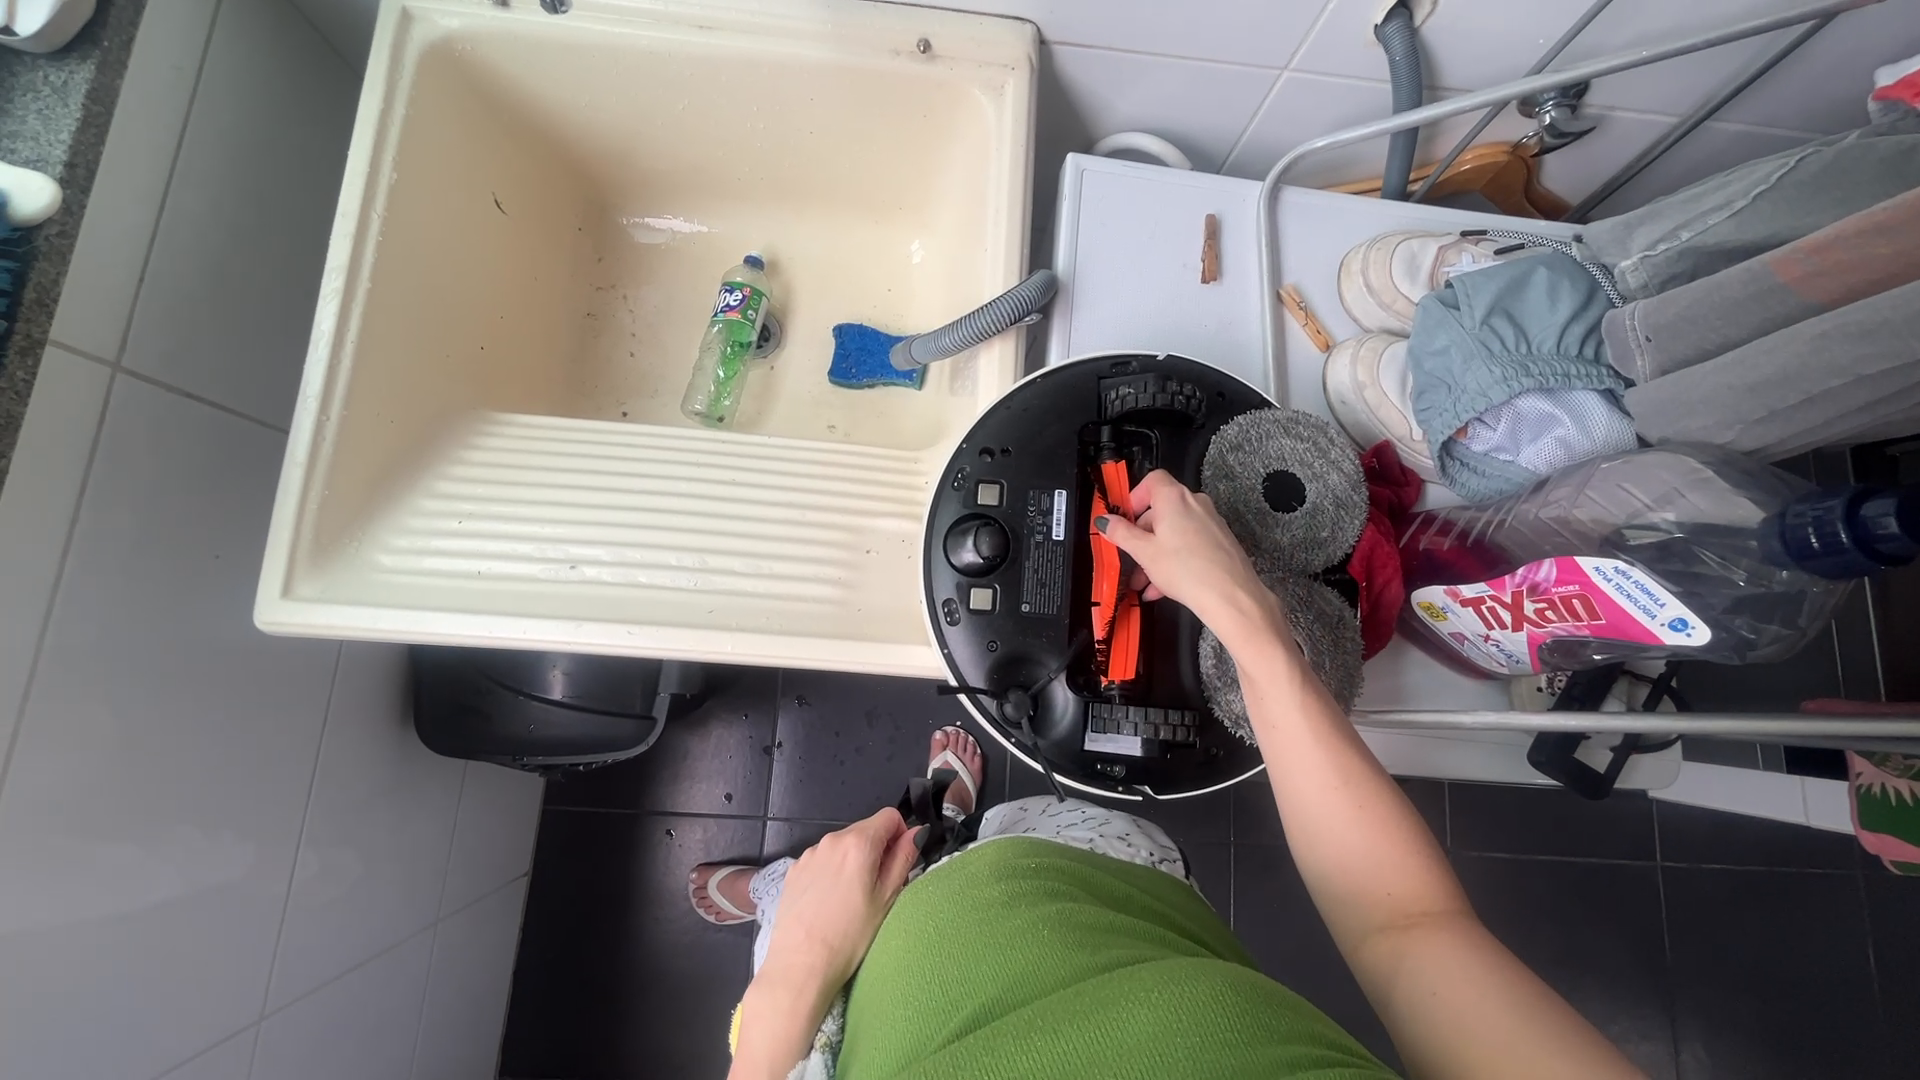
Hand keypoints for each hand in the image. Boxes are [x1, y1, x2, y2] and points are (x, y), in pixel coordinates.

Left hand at [759, 808, 922, 992]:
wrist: (800, 965)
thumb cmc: (850, 935)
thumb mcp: (887, 897)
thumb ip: (904, 857)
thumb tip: (916, 832)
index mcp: (858, 842)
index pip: (890, 816)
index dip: (900, 835)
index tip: (898, 863)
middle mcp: (831, 839)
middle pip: (865, 830)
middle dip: (876, 850)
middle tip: (877, 888)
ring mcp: (809, 854)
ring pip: (843, 846)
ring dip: (853, 861)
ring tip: (850, 899)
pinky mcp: (794, 870)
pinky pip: (822, 860)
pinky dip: (831, 871)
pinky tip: (829, 902)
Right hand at [1096, 470, 1286, 649]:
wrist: (1230, 596)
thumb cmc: (1187, 570)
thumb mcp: (1144, 552)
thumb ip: (1121, 533)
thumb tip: (1105, 521)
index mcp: (1174, 498)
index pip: (1152, 480)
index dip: (1135, 496)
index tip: (1124, 518)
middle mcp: (1195, 503)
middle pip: (1161, 510)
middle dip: (1141, 534)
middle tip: (1129, 556)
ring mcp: (1210, 522)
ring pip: (1174, 531)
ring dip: (1155, 552)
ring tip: (1143, 581)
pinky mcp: (1219, 541)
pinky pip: (1189, 544)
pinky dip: (1173, 559)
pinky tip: (1162, 587)